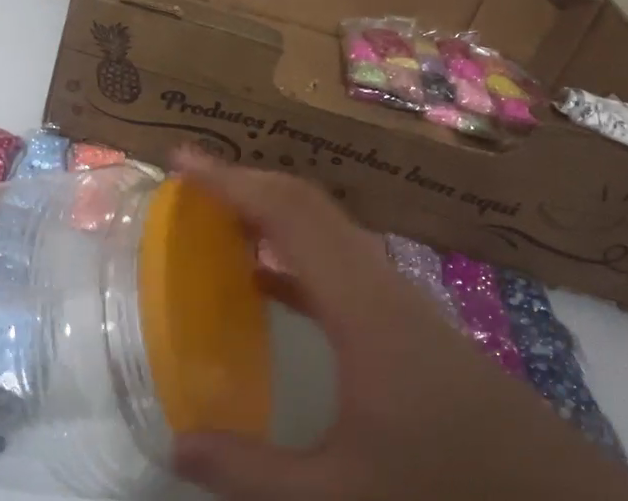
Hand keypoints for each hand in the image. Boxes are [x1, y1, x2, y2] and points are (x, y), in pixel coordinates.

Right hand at [168, 148, 627, 500]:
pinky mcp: (415, 330)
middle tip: (186, 184)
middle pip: (309, 207)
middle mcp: (383, 289)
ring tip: (217, 222)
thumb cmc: (452, 490)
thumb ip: (254, 474)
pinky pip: (342, 268)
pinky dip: (295, 258)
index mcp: (364, 309)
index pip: (290, 215)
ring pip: (329, 233)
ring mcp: (404, 306)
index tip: (181, 161)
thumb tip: (175, 446)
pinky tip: (266, 286)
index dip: (232, 181)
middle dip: (245, 184)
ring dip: (272, 215)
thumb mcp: (344, 497)